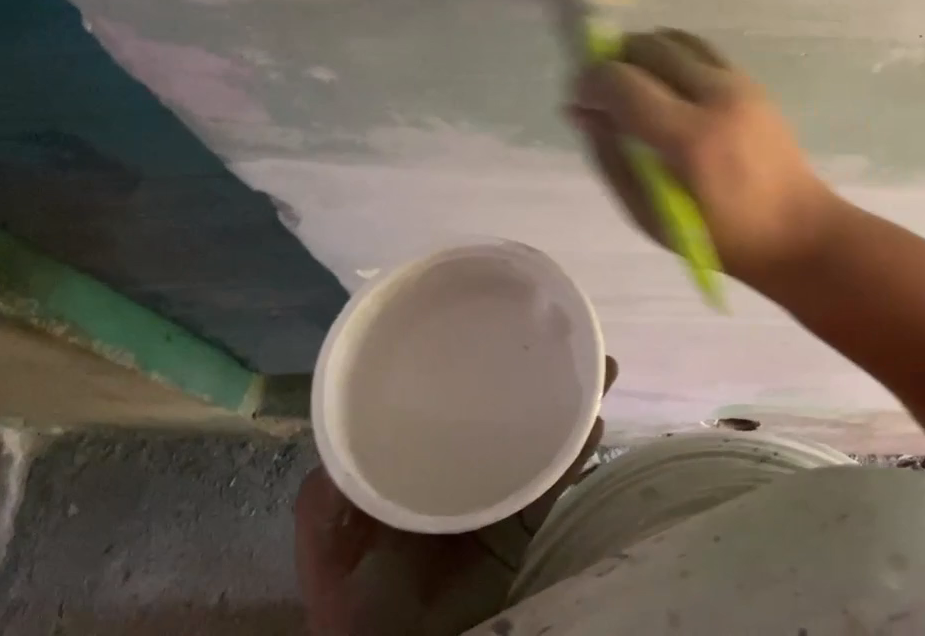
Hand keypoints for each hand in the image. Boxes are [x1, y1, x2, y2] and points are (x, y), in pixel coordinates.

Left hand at [295, 358, 618, 634]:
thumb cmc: (355, 597)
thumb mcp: (326, 532)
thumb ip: (332, 484)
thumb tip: (348, 413)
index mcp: (412, 466)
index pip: (443, 408)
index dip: (467, 368)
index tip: (491, 327)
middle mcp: (457, 473)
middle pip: (500, 415)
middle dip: (532, 378)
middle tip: (564, 341)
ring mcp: (493, 500)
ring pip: (534, 441)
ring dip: (566, 407)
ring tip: (598, 369)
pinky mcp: (520, 530)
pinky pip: (551, 486)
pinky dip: (575, 455)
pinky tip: (595, 422)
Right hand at [568, 28, 846, 286]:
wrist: (798, 230)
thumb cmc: (720, 238)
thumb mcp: (650, 215)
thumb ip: (612, 158)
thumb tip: (583, 113)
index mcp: (690, 137)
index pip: (622, 81)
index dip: (590, 83)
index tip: (580, 102)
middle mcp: (716, 96)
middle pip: (648, 46)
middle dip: (614, 60)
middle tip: (604, 92)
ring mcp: (739, 83)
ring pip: (675, 39)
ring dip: (644, 53)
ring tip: (635, 87)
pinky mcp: (752, 81)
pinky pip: (700, 50)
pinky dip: (672, 57)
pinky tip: (666, 88)